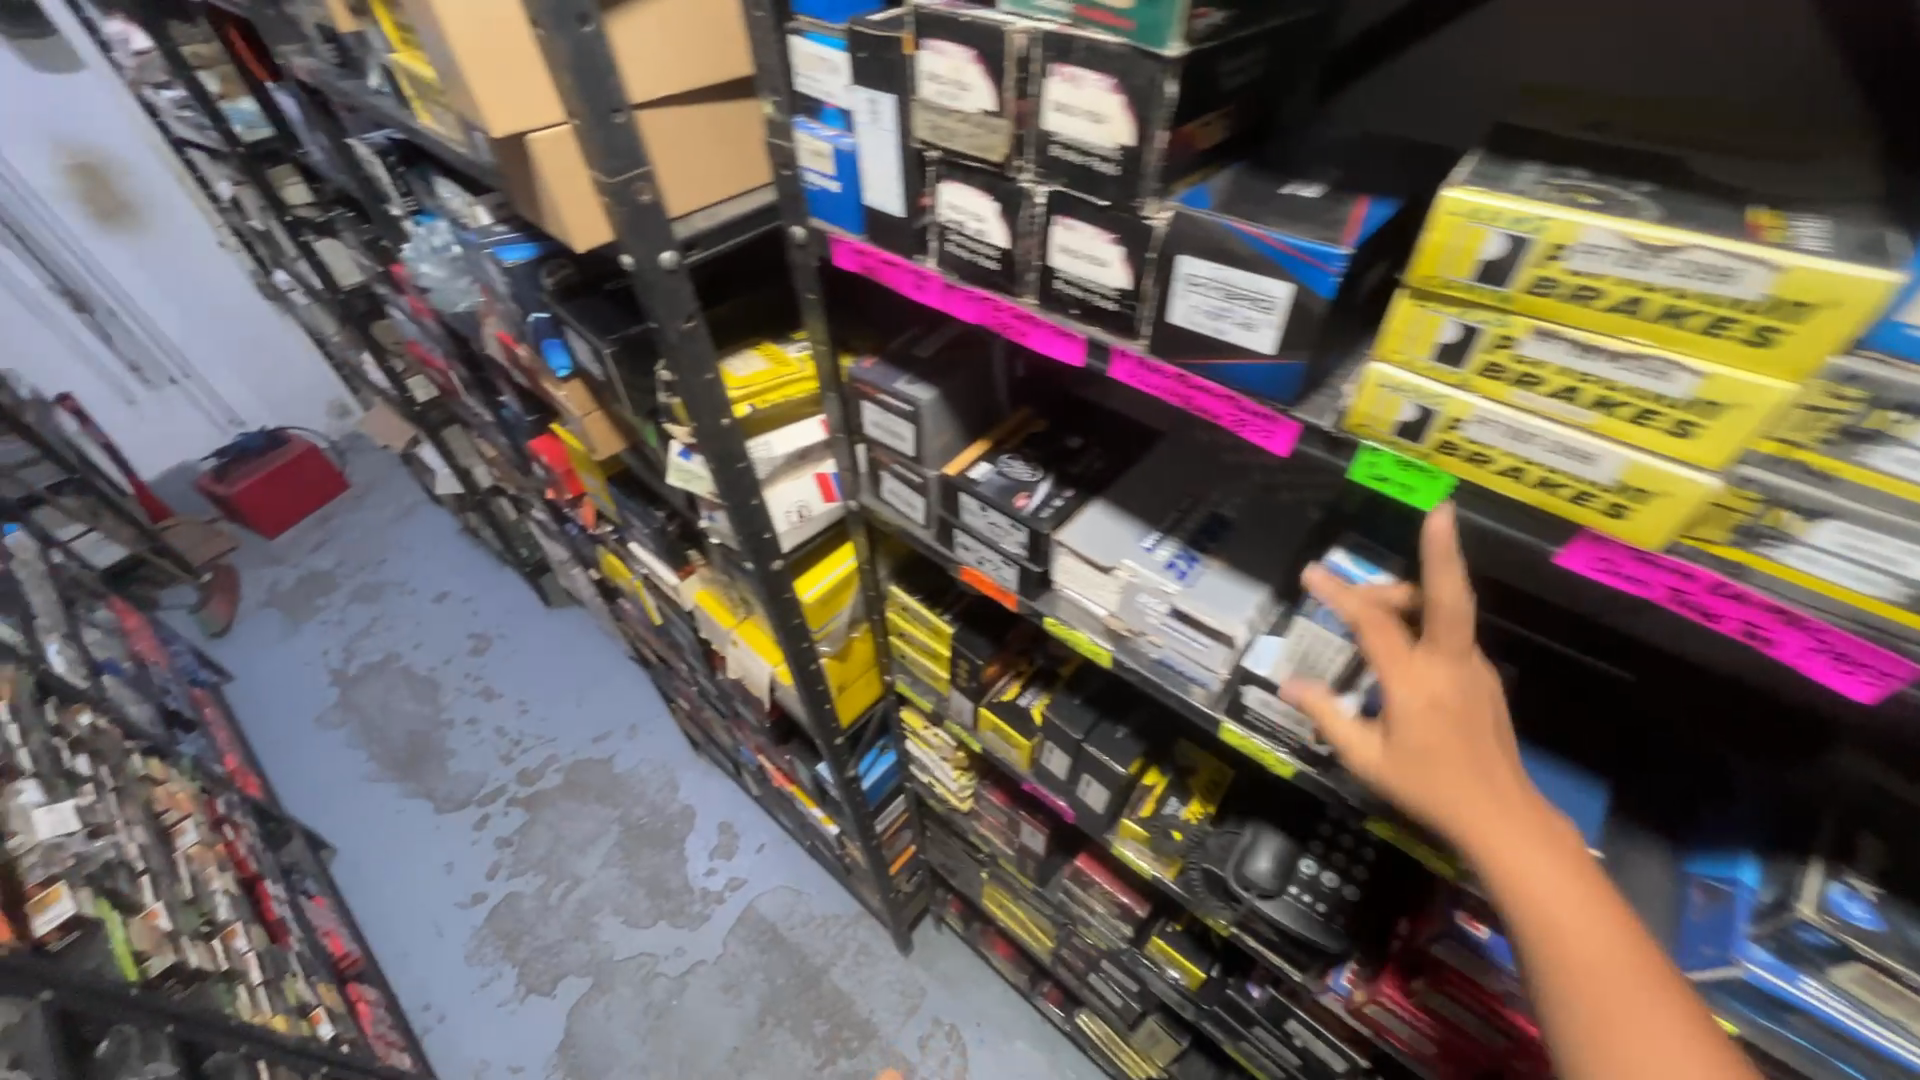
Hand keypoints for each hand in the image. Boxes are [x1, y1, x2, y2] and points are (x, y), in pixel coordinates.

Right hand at [1279, 503, 1550, 861]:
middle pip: (1447, 595)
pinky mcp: (1483, 678)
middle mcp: (1450, 663)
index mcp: (1414, 682)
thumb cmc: (1427, 789)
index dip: (1339, 593)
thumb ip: (1326, 715)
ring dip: (1411, 592)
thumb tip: (1287, 684)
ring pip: (1446, 610)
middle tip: (1438, 513)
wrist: (1503, 818)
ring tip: (1366, 602)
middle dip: (1446, 549)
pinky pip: (1450, 633)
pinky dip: (1422, 619)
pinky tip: (1399, 639)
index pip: (1373, 623)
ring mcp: (1474, 668)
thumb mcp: (1365, 759)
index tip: (1311, 572)